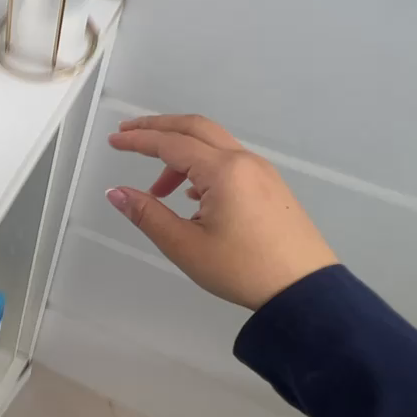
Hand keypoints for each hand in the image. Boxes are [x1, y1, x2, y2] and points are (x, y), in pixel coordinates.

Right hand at [105, 114, 337, 309]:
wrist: (303, 289)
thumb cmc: (240, 268)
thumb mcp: (184, 245)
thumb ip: (147, 214)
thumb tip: (115, 192)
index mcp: (222, 171)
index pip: (171, 144)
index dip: (137, 140)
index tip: (112, 140)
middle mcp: (244, 161)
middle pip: (195, 128)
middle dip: (158, 127)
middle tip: (127, 132)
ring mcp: (261, 172)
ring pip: (213, 144)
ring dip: (179, 152)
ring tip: (157, 188)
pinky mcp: (269, 186)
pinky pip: (228, 161)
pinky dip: (200, 165)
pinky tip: (190, 196)